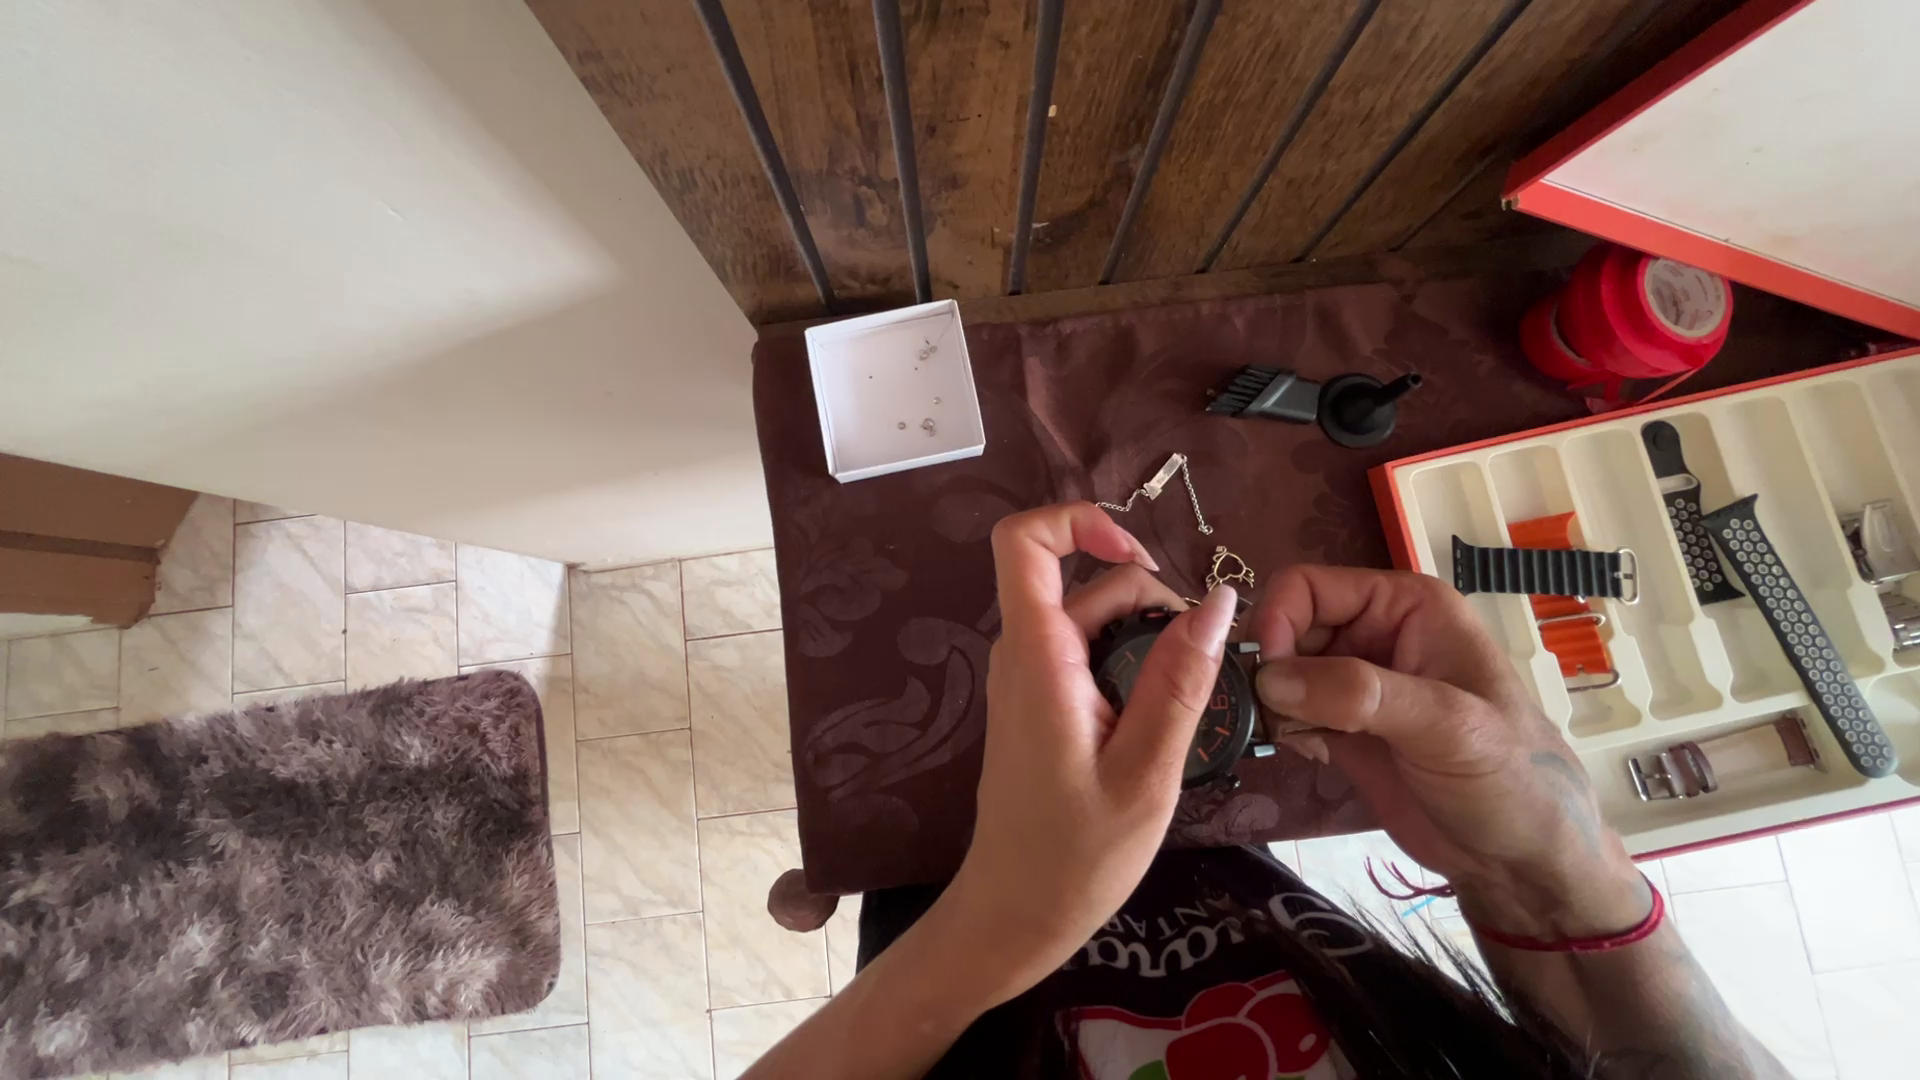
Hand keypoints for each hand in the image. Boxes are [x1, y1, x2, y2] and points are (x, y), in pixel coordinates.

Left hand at [936, 502, 1238, 1005]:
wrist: (1014, 912)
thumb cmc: (1077, 855)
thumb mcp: (1147, 770)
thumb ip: (1180, 680)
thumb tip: (1217, 601)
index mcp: (1037, 654)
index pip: (1022, 540)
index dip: (1078, 522)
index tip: (1144, 558)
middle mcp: (1024, 650)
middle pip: (1081, 579)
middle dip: (1147, 596)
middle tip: (1199, 662)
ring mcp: (1029, 673)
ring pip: (1090, 615)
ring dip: (1145, 634)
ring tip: (1188, 694)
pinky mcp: (1041, 697)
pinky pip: (1085, 650)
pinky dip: (1129, 660)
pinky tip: (1161, 710)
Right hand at [1244, 566, 1648, 938]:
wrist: (1523, 862)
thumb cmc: (1510, 779)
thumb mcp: (1446, 726)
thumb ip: (1358, 693)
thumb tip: (1268, 679)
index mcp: (1402, 606)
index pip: (1307, 587)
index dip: (1276, 621)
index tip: (1266, 676)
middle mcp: (1371, 631)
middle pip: (1284, 625)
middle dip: (1268, 668)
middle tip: (1271, 716)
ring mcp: (1351, 679)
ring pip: (1276, 668)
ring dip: (1269, 702)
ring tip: (1293, 739)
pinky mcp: (1336, 721)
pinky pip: (1282, 708)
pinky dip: (1279, 728)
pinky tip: (1310, 754)